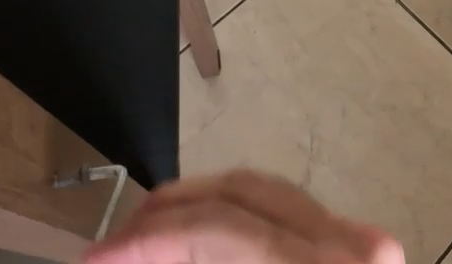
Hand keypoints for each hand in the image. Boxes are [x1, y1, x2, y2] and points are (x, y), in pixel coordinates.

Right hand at [84, 170, 404, 263]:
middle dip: (166, 217)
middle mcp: (351, 245)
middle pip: (239, 196)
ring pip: (259, 195)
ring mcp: (357, 240)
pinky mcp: (354, 245)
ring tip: (143, 237)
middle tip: (110, 249)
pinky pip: (281, 212)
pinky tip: (194, 237)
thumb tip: (117, 263)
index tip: (93, 260)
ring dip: (196, 210)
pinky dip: (233, 219)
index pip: (218, 229)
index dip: (149, 241)